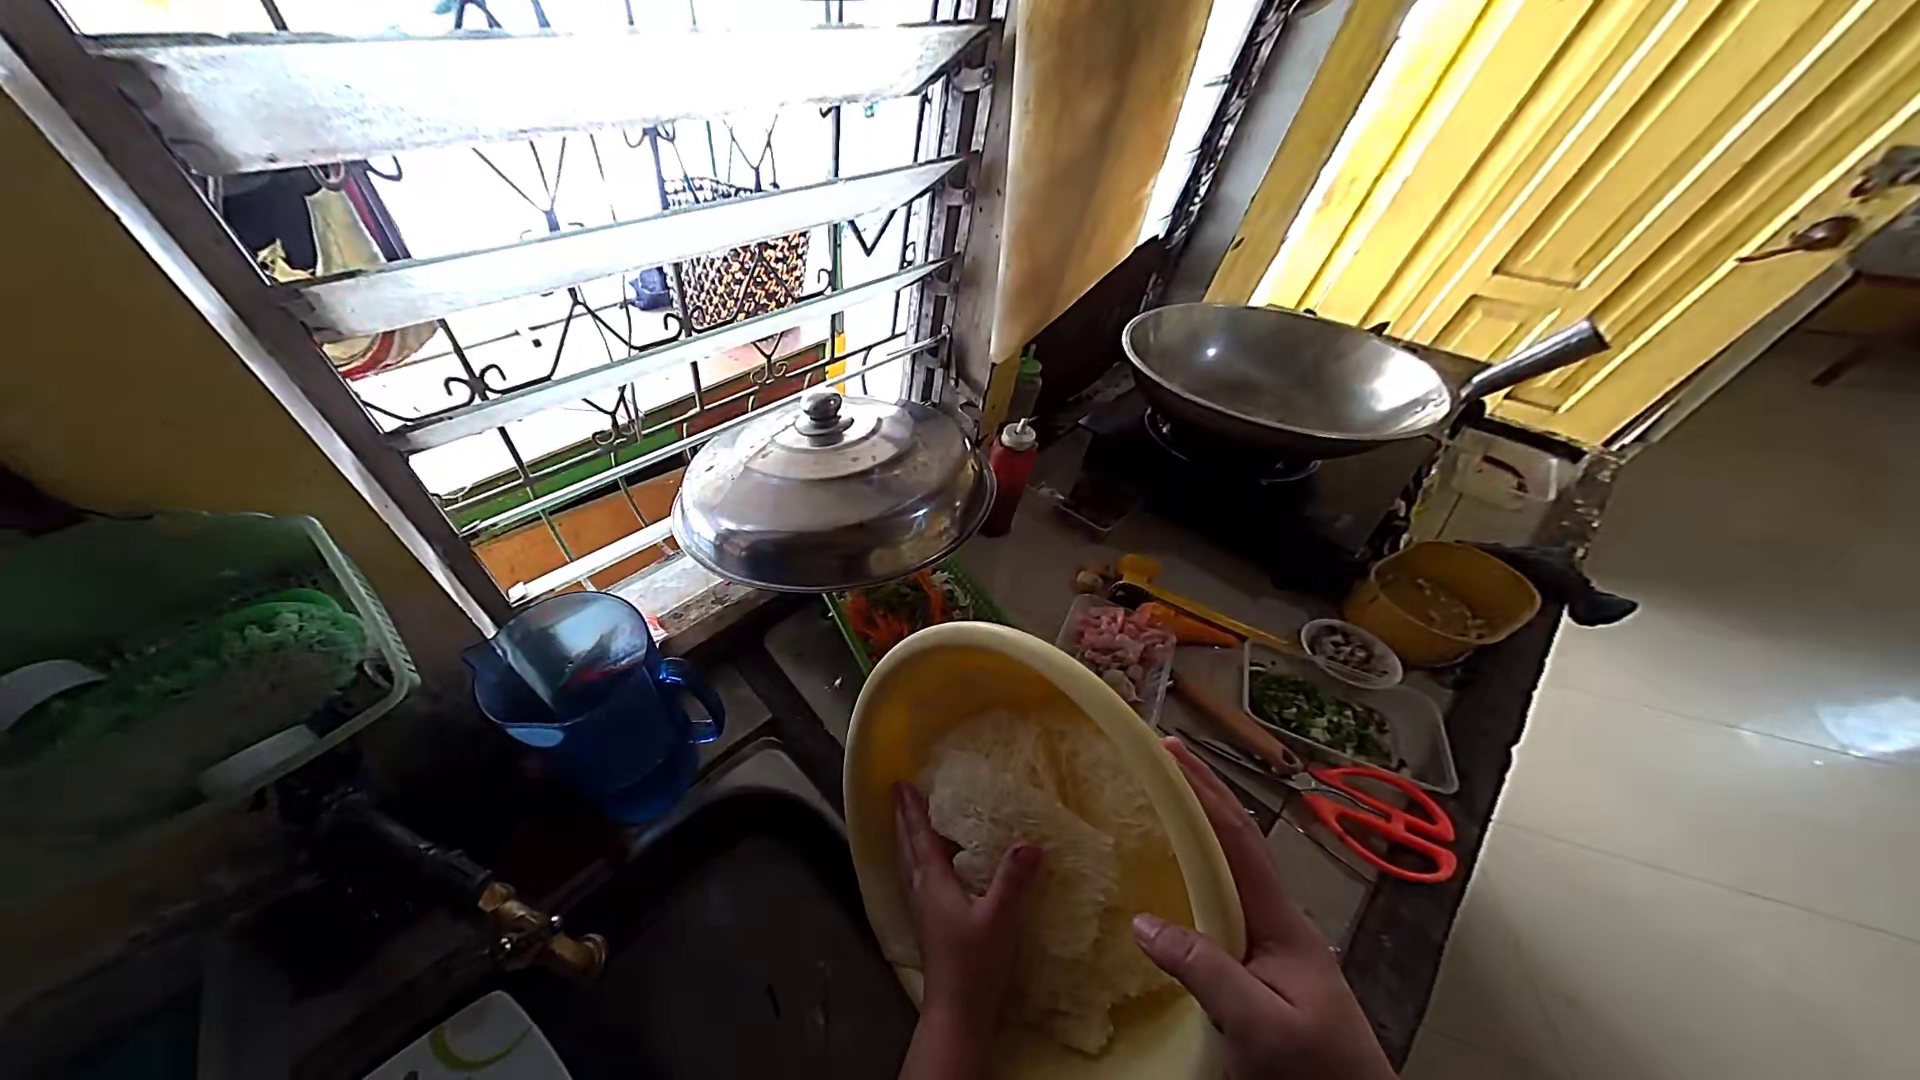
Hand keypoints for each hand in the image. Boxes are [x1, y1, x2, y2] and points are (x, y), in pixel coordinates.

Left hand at [894, 782, 1042, 1079]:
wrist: (958, 1013)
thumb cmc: (975, 963)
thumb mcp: (999, 918)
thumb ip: (1012, 880)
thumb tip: (1030, 842)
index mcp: (932, 881)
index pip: (919, 836)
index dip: (911, 809)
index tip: (900, 783)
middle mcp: (921, 890)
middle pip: (907, 845)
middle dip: (903, 818)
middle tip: (899, 793)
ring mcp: (922, 908)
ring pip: (908, 862)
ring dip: (906, 837)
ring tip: (907, 820)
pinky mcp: (929, 923)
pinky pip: (914, 877)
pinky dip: (915, 858)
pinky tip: (925, 865)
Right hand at [1132, 738, 1395, 1079]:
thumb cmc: (1319, 1073)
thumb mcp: (1260, 1027)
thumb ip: (1207, 971)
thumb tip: (1144, 922)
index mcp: (1280, 918)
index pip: (1238, 837)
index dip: (1204, 790)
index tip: (1173, 753)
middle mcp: (1274, 916)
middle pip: (1235, 838)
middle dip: (1202, 791)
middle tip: (1165, 756)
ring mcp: (1267, 937)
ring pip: (1228, 864)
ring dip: (1199, 822)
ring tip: (1164, 797)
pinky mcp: (1257, 960)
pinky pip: (1220, 896)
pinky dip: (1196, 863)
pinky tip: (1175, 868)